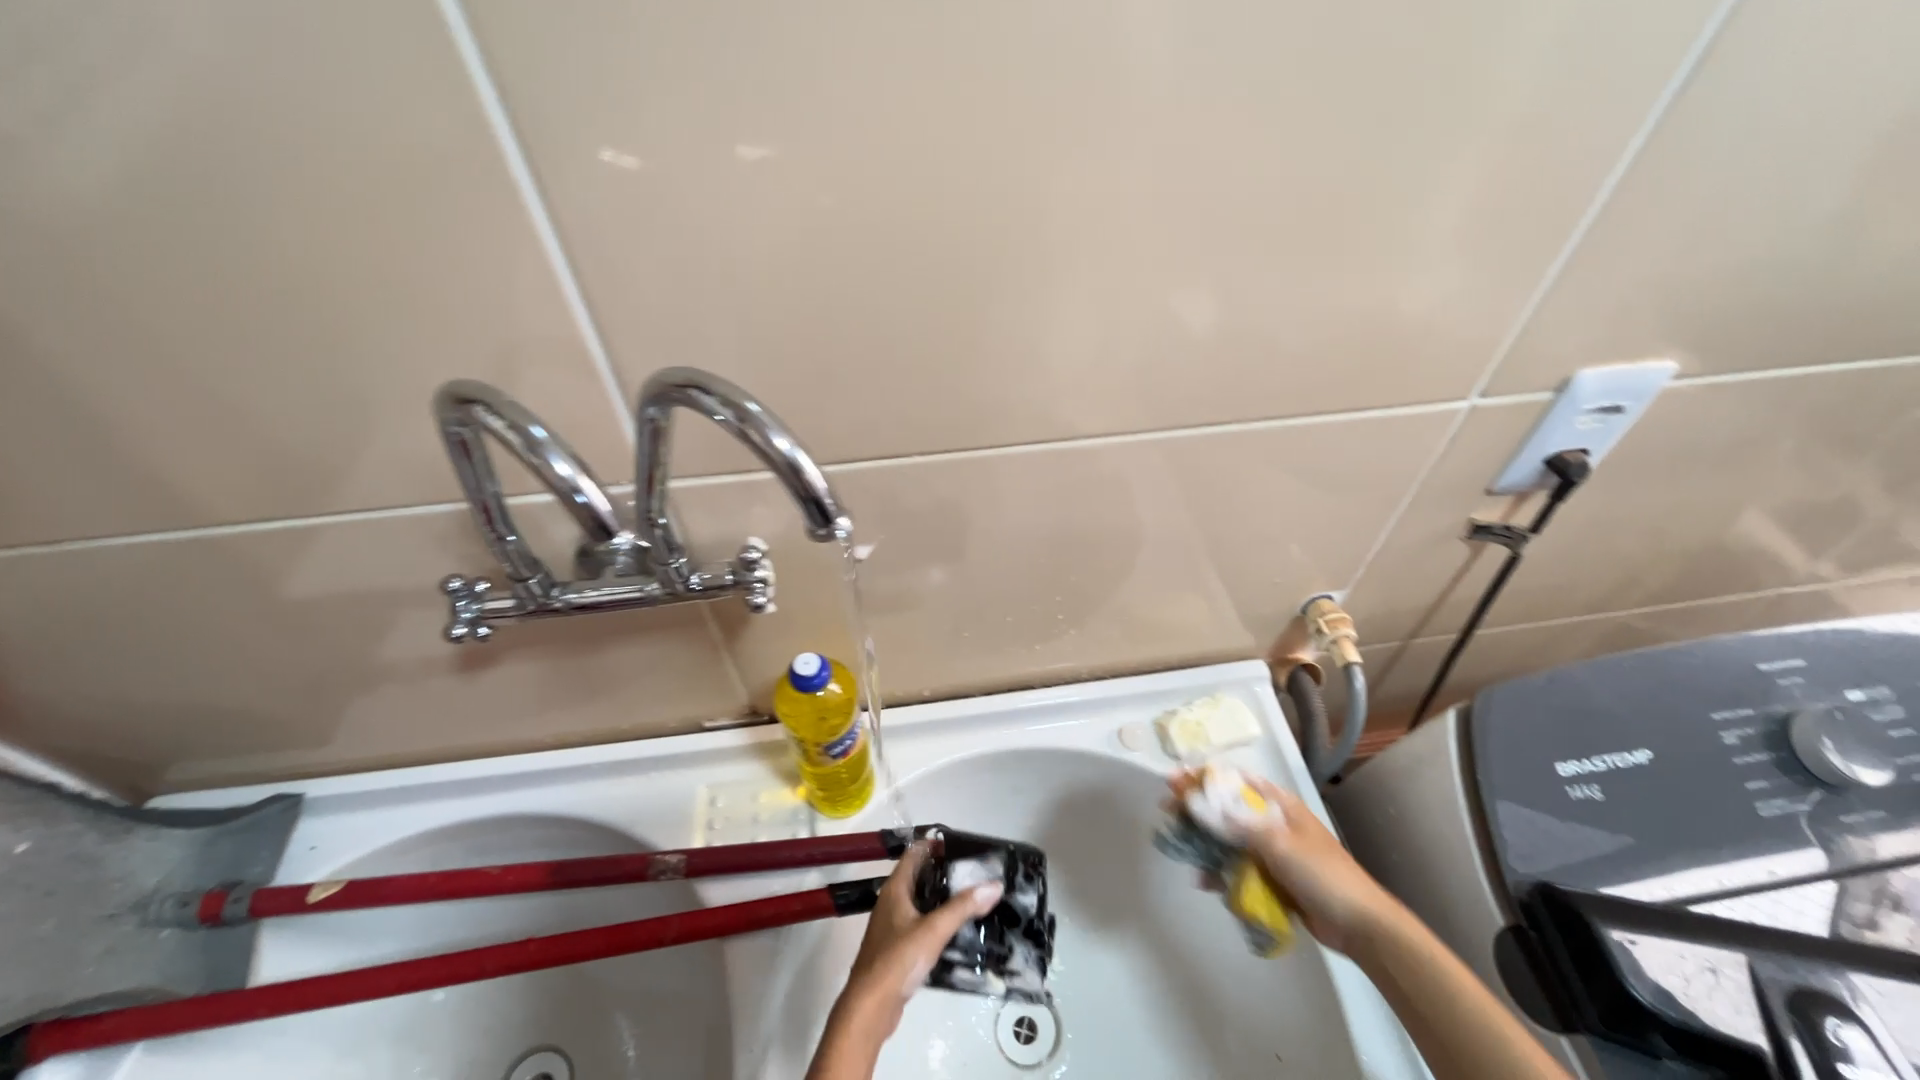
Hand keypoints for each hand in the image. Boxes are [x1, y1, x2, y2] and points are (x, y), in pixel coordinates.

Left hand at [835, 840, 1003, 1038]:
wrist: (870, 1007)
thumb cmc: (897, 960)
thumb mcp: (933, 930)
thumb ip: (962, 907)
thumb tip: (994, 884)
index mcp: (895, 890)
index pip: (914, 854)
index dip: (934, 845)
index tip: (962, 846)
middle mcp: (891, 903)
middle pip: (918, 877)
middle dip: (944, 872)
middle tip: (975, 872)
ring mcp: (893, 926)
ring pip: (920, 902)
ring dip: (942, 898)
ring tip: (972, 897)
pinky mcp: (898, 948)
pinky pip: (921, 924)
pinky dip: (938, 921)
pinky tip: (957, 930)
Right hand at [1170, 771, 1401, 956]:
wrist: (1357, 924)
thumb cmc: (1320, 873)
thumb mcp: (1277, 842)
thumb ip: (1236, 822)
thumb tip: (1198, 800)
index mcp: (1280, 805)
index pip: (1236, 782)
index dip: (1205, 779)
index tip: (1176, 779)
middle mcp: (1273, 824)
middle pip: (1227, 811)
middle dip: (1198, 812)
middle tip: (1168, 813)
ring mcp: (1272, 853)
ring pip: (1229, 842)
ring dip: (1206, 846)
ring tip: (1182, 851)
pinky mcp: (1271, 880)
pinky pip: (1238, 871)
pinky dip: (1220, 874)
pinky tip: (1204, 881)